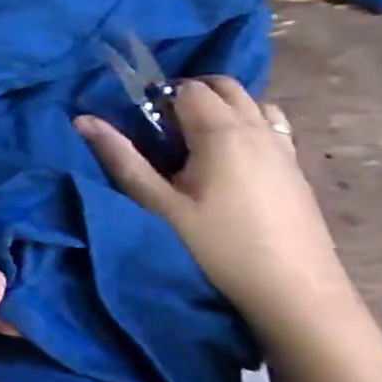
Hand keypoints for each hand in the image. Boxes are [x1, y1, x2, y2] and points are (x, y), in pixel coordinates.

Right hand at [75, 77, 355, 343]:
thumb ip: (121, 158)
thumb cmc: (221, 247)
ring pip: (252, 102)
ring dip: (223, 106)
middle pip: (223, 86)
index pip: (187, 87)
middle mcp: (257, 128)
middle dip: (190, 93)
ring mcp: (283, 147)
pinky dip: (248, 123)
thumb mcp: (159, 205)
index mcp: (222, 131)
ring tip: (198, 140)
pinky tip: (231, 161)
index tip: (143, 125)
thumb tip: (82, 119)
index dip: (160, 97)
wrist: (299, 296)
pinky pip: (271, 124)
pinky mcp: (297, 168)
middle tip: (164, 128)